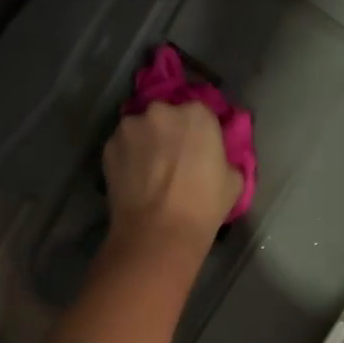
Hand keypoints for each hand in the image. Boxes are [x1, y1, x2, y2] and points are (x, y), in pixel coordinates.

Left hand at [102, 101, 242, 251]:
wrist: (159, 231)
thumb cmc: (205, 206)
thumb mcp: (234, 182)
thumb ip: (225, 160)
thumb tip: (216, 159)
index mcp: (197, 115)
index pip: (202, 113)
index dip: (202, 133)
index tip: (202, 151)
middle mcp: (161, 110)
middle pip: (168, 116)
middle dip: (171, 132)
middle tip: (176, 161)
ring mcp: (130, 126)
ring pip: (142, 129)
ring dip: (147, 143)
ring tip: (152, 173)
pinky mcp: (108, 145)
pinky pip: (123, 146)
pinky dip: (129, 158)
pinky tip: (136, 181)